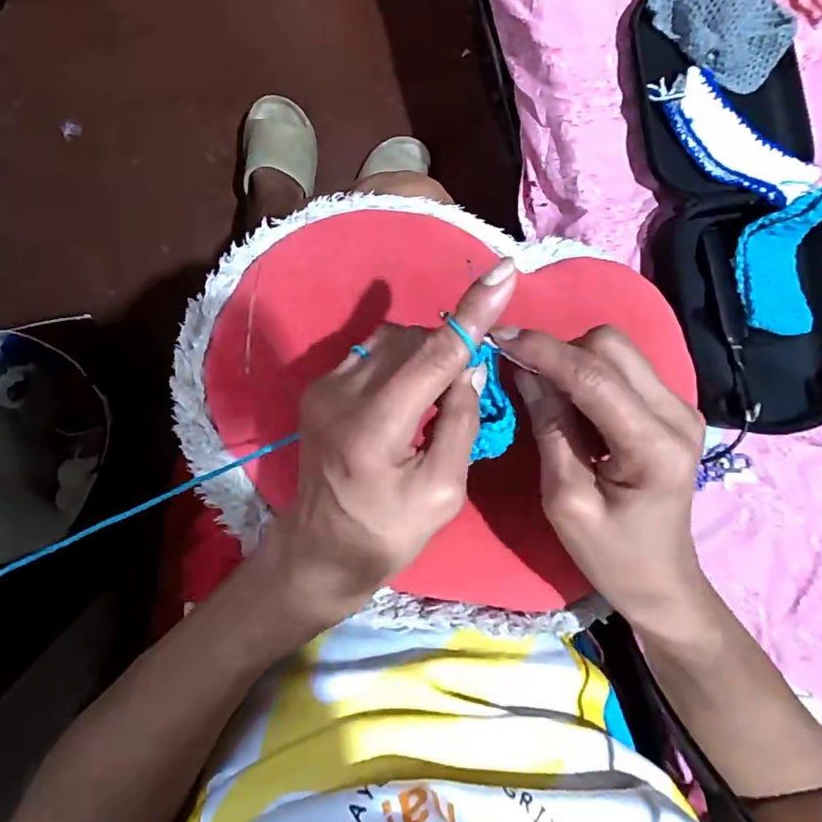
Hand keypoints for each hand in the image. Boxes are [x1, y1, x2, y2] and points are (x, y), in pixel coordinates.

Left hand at [259, 257, 518, 626]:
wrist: (317, 550)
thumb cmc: (387, 534)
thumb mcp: (442, 494)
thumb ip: (460, 423)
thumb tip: (471, 366)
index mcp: (375, 428)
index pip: (435, 355)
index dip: (473, 312)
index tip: (504, 271)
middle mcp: (342, 395)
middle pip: (413, 340)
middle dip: (448, 350)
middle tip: (462, 390)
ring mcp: (324, 387)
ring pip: (391, 339)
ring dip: (423, 354)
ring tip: (430, 398)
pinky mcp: (317, 388)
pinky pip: (370, 352)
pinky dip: (398, 361)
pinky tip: (402, 396)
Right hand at [495, 326, 710, 634]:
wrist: (661, 579)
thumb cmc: (610, 554)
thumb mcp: (565, 501)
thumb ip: (549, 430)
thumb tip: (524, 370)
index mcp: (654, 446)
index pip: (594, 379)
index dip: (545, 352)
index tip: (500, 337)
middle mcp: (676, 414)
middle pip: (610, 347)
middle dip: (560, 353)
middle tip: (524, 377)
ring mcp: (679, 406)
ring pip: (616, 351)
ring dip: (573, 361)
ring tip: (547, 395)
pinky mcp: (671, 406)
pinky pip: (622, 367)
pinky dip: (588, 373)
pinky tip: (572, 405)